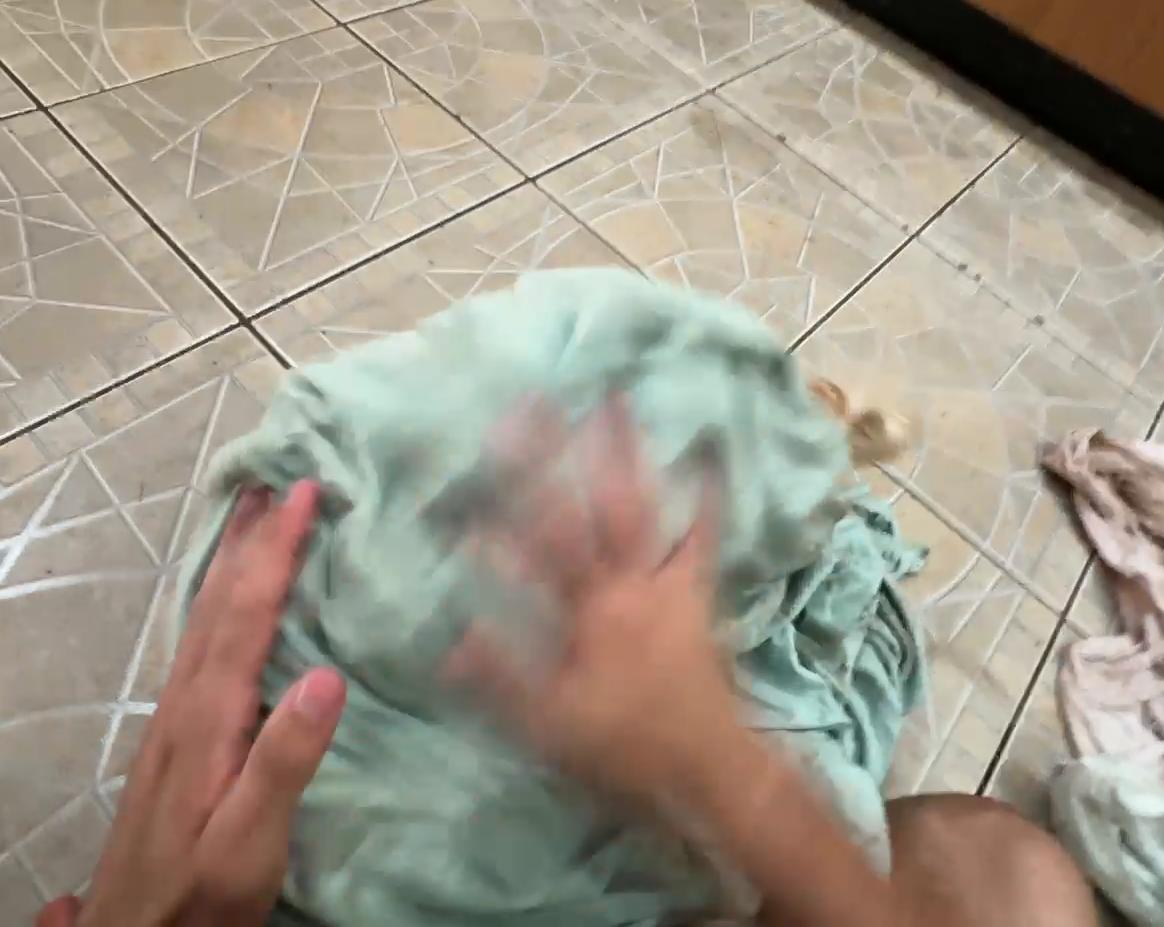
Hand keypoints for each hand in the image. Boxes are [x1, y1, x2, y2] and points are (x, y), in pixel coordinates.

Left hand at [37, 482, 346, 926]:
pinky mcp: (181, 730)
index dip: (275, 551)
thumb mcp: (248, 844)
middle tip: (272, 480)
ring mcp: (178, 715)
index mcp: (208, 719)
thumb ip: (282, 762)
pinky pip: (202, 640)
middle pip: (217, 601)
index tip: (303, 493)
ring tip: (251, 516)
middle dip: (247, 536)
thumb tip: (326, 676)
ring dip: (230, 559)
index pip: (246, 615)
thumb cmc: (199, 899)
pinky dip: (219, 597)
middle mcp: (186, 703)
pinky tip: (230, 594)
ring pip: (204, 616)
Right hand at [448, 399, 745, 804]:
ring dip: (628, 452)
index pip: (537, 546)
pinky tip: (712, 457)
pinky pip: (702, 538)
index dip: (507, 499)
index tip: (481, 454)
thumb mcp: (549, 725)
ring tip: (617, 400)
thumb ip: (500, 678)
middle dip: (561, 451)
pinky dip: (707, 498)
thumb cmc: (622, 744)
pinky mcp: (694, 588)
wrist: (705, 765)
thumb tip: (451, 636)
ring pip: (644, 506)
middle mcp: (624, 581)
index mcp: (586, 611)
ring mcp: (664, 579)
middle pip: (588, 505)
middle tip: (541, 399)